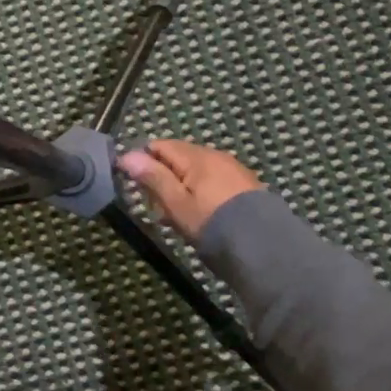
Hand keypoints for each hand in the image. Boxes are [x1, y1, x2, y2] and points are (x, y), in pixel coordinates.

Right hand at [119, 139, 263, 243]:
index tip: (135, 186)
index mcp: (196, 156)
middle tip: (157, 208)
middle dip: (163, 178)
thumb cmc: (211, 223)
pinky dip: (200, 193)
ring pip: (196, 171)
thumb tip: (127, 156)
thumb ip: (153, 178)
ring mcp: (233, 169)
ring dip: (181, 187)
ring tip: (178, 217)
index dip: (142, 162)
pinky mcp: (245, 184)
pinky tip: (201, 215)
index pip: (160, 146)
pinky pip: (213, 181)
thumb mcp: (177, 203)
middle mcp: (215, 155)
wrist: (263, 244)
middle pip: (178, 157)